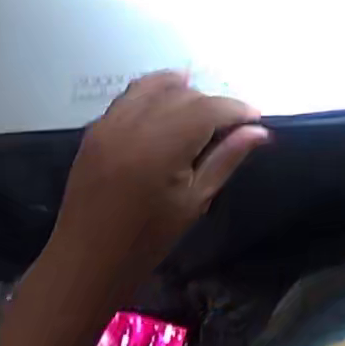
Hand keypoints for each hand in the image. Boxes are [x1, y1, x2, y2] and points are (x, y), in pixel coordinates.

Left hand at [43, 71, 269, 300]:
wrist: (86, 259)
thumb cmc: (147, 239)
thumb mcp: (195, 201)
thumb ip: (226, 158)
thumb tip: (258, 131)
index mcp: (163, 145)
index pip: (209, 108)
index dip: (236, 109)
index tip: (256, 118)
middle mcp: (135, 123)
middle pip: (184, 94)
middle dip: (212, 103)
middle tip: (231, 126)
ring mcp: (111, 121)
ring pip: (156, 86)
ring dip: (183, 92)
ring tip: (201, 111)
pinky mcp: (96, 127)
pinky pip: (131, 95)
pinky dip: (153, 93)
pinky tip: (166, 107)